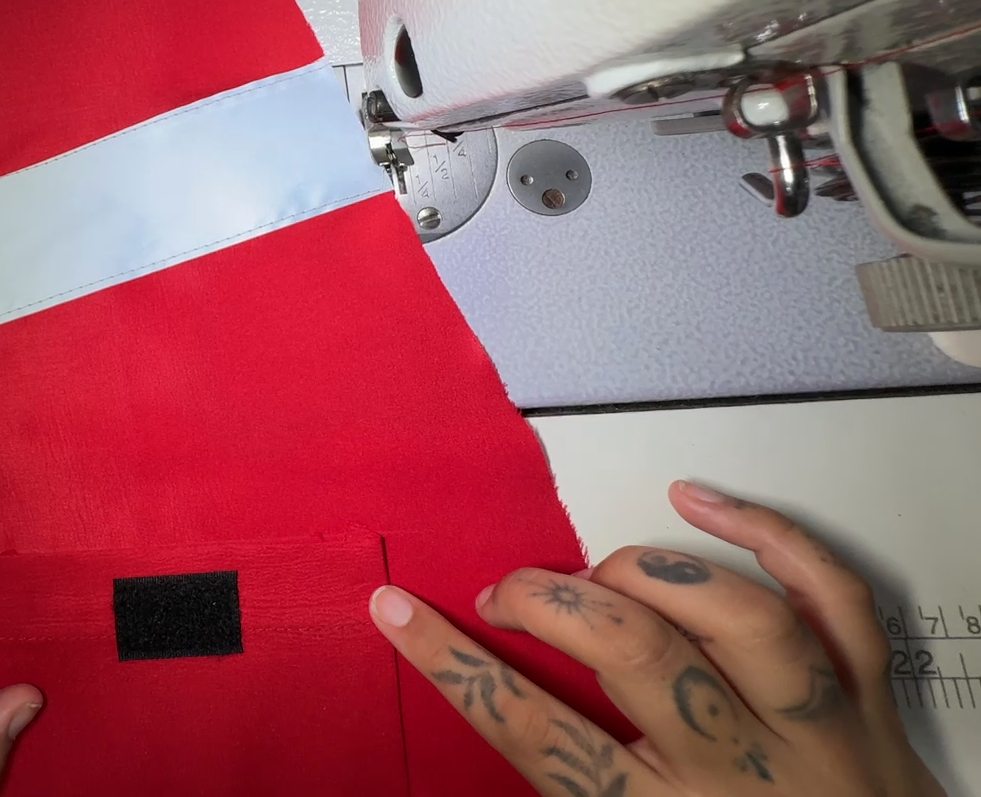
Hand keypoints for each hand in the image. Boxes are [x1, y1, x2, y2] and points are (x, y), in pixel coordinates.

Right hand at [370, 481, 945, 796]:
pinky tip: (697, 502)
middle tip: (503, 597)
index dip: (448, 659)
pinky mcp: (878, 712)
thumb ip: (566, 776)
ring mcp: (826, 740)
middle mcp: (749, 779)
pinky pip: (839, 604)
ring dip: (645, 575)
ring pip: (740, 620)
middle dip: (542, 601)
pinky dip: (770, 538)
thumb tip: (479, 696)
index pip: (531, 728)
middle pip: (631, 652)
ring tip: (599, 571)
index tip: (393, 608)